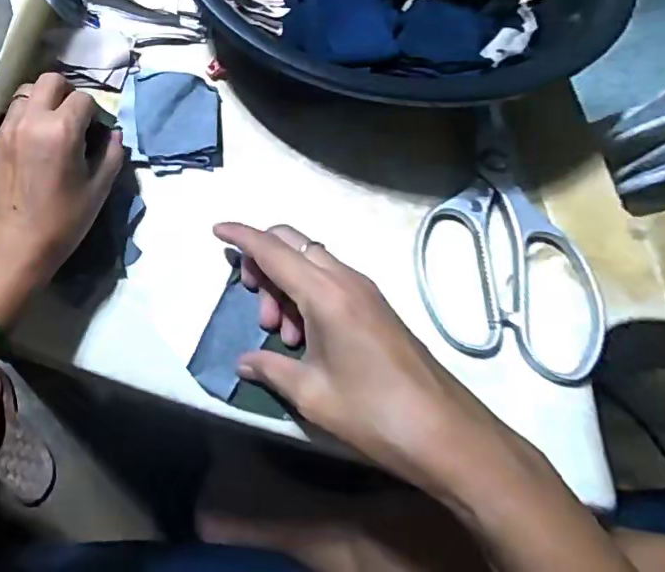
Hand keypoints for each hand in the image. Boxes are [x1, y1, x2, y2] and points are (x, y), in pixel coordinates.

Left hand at [0, 74, 124, 287]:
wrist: (16, 243)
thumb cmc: (64, 219)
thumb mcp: (100, 187)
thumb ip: (112, 152)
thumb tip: (113, 133)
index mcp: (62, 129)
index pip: (84, 98)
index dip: (94, 113)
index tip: (95, 132)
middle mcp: (32, 119)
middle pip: (50, 80)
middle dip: (67, 93)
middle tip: (74, 119)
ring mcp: (8, 128)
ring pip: (27, 92)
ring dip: (43, 101)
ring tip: (51, 126)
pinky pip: (13, 113)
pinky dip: (27, 117)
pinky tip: (34, 142)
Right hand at [213, 222, 521, 492]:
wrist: (447, 434)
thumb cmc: (374, 413)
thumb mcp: (312, 395)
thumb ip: (271, 368)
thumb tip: (244, 361)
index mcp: (325, 293)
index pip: (272, 249)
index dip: (241, 236)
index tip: (216, 230)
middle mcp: (344, 278)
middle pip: (291, 243)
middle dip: (262, 263)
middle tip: (258, 312)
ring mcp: (363, 288)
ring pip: (310, 260)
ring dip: (285, 283)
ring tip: (284, 335)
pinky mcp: (374, 303)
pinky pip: (329, 278)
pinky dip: (307, 292)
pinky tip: (307, 337)